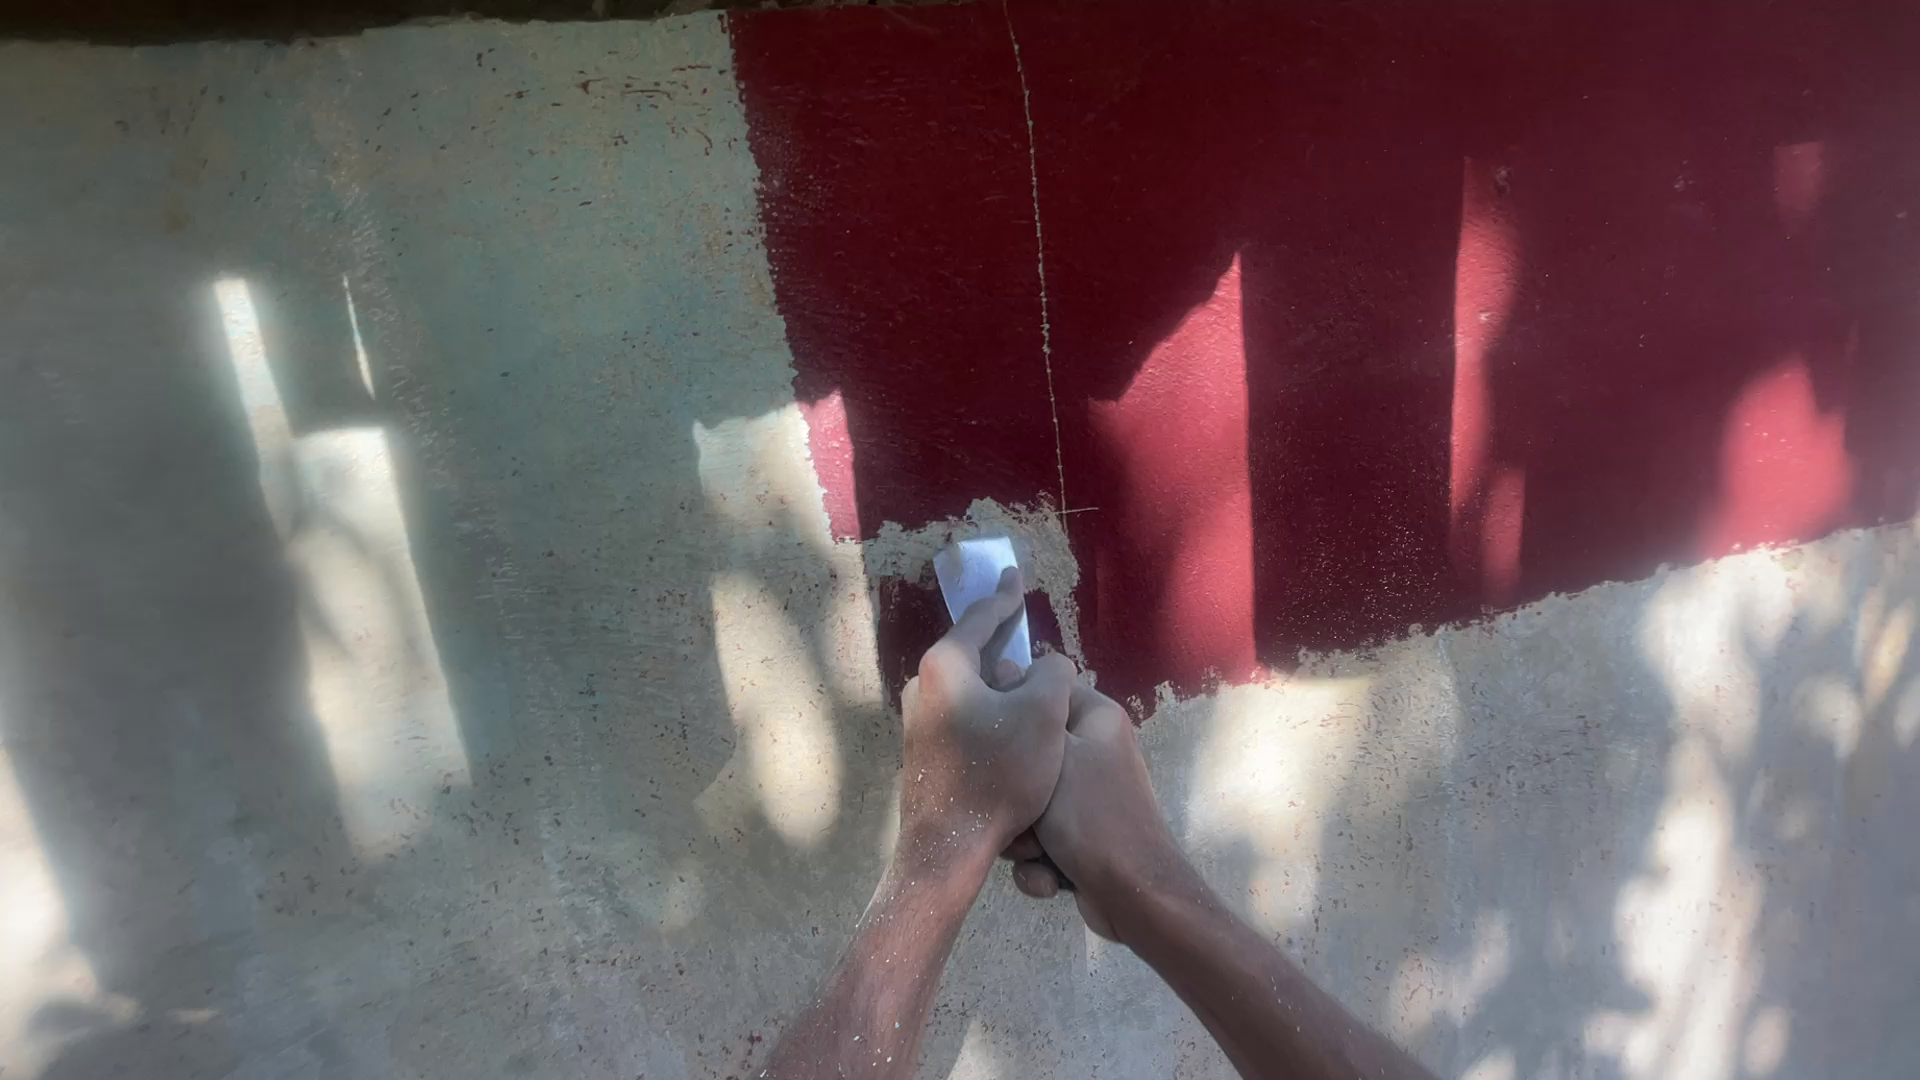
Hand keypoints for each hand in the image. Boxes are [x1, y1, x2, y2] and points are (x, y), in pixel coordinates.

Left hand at [898, 566, 1076, 869]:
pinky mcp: (923, 748)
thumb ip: (1052, 674)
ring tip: (1028, 685)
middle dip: (1002, 641)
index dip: (1005, 595)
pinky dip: (989, 707)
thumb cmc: (998, 773)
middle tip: (1025, 630)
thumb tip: (1048, 664)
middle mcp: (923, 685)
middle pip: (972, 651)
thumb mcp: (1043, 715)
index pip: (981, 618)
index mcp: (945, 665)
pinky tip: (1010, 725)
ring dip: (999, 681)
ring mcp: (917, 719)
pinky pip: (963, 711)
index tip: (1013, 574)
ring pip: (969, 685)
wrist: (950, 845)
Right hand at [1005, 682, 1189, 941]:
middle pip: (1028, 754)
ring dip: (1024, 835)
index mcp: (1095, 716)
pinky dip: (1041, 862)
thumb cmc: (1090, 817)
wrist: (1135, 898)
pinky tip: (1050, 877)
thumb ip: (1026, 711)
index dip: (1012, 709)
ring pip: (1027, 802)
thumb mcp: (1052, 754)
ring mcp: (1087, 797)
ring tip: (1035, 850)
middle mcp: (1094, 749)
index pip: (1042, 690)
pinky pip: (1041, 839)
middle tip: (1014, 809)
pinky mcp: (1081, 838)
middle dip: (1015, 794)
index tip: (990, 734)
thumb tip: (1003, 661)